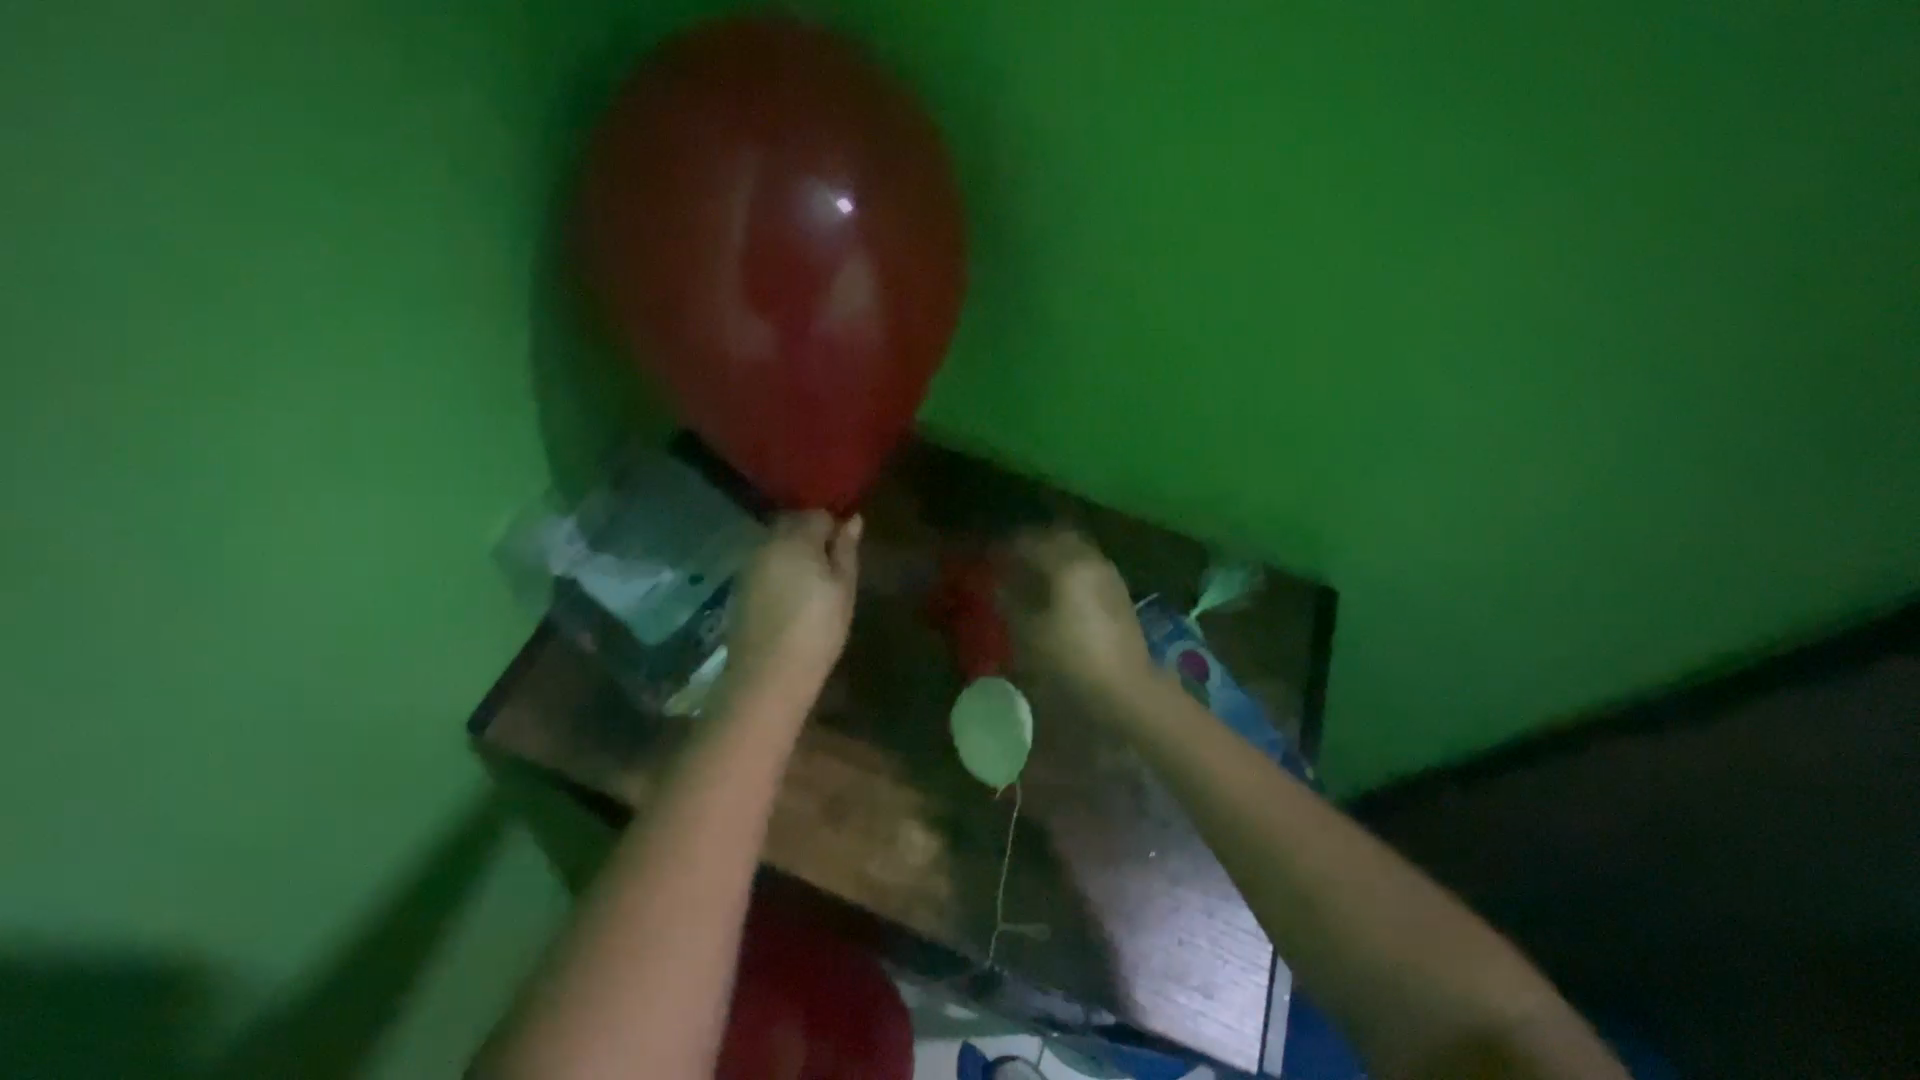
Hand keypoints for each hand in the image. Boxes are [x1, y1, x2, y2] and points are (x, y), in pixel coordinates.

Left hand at [722, 511, 861, 697]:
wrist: (769, 676)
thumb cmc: (817, 630)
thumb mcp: (843, 590)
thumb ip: (846, 550)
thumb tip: (853, 519)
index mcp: (796, 539)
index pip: (817, 515)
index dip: (834, 528)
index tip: (846, 553)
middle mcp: (767, 544)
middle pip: (792, 524)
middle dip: (811, 536)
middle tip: (831, 568)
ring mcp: (749, 566)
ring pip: (776, 545)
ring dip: (794, 554)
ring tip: (812, 584)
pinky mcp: (739, 588)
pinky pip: (764, 566)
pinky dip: (778, 572)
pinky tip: (790, 598)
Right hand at [998, 528, 1154, 700]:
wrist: (1124, 692)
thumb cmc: (1069, 660)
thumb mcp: (1026, 632)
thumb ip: (1010, 599)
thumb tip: (1000, 582)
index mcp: (1067, 564)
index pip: (1027, 540)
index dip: (1003, 547)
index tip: (985, 557)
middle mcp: (1091, 561)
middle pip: (1058, 537)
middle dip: (1032, 544)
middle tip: (1008, 560)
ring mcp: (1110, 578)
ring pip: (1076, 553)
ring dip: (1053, 558)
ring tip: (1029, 578)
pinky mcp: (1119, 598)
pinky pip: (1087, 572)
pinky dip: (1068, 574)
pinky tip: (1054, 596)